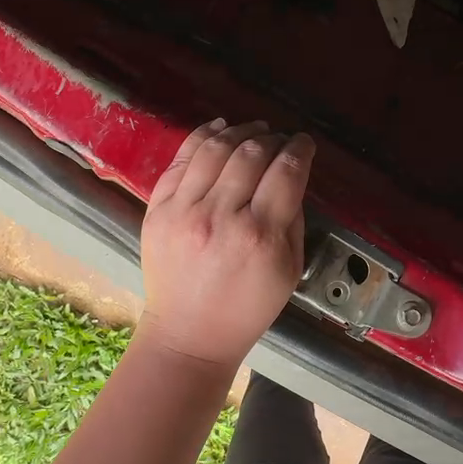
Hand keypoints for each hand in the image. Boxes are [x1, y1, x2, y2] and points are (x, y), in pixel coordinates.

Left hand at [138, 119, 316, 369]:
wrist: (188, 334)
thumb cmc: (247, 307)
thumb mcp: (290, 270)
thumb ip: (293, 219)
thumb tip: (290, 177)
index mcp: (261, 235)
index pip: (286, 172)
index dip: (300, 149)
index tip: (304, 143)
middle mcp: (221, 216)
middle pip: (251, 153)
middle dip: (272, 138)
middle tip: (280, 140)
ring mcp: (184, 210)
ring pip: (215, 148)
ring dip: (240, 131)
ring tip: (254, 129)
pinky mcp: (157, 209)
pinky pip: (182, 159)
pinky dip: (203, 136)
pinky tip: (220, 129)